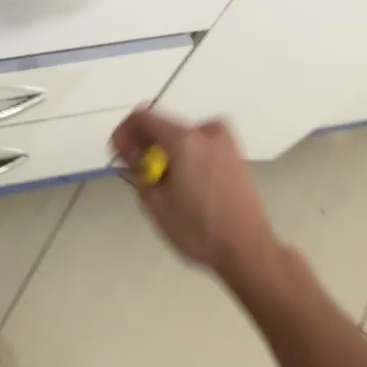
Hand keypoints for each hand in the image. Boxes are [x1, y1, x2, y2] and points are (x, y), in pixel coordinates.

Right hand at [112, 109, 275, 276]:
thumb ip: (137, 167)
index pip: (142, 117)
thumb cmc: (198, 228)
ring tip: (160, 181)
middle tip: (136, 170)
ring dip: (165, 150)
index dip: (124, 132)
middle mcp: (206, 131)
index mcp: (184, 138)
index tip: (118, 153)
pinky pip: (199, 145)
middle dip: (145, 143)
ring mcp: (225, 141)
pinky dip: (185, 155)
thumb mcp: (155, 202)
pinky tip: (182, 182)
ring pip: (182, 136)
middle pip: (163, 125)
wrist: (248, 249)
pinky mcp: (235, 154)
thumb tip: (129, 149)